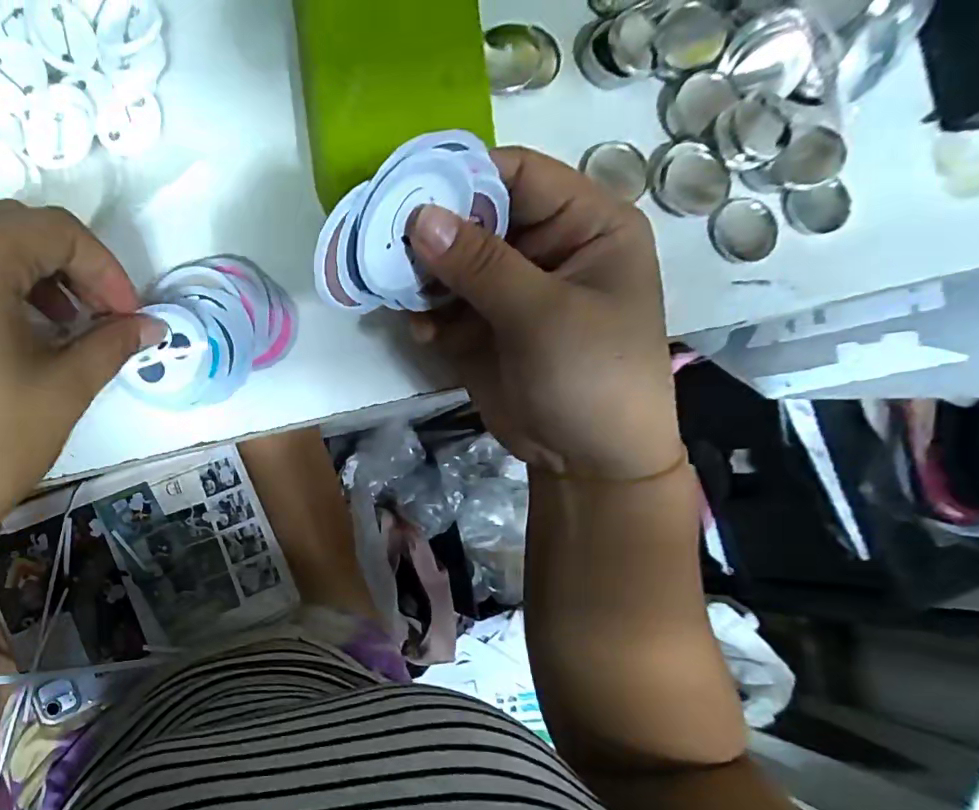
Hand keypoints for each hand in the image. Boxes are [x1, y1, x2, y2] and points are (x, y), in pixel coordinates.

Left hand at [0, 202, 161, 569]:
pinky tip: (15, 338)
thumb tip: (150, 326)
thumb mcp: (65, 389)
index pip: (56, 230)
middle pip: (14, 230)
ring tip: (64, 330)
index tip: (130, 316)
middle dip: (71, 268)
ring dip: (33, 279)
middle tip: (103, 319)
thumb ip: (111, 344)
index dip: (106, 268)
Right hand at [407, 148, 683, 481]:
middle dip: (433, 233)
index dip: (464, 177)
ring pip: (454, 265)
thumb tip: (419, 215)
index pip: (519, 176)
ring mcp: (511, 294)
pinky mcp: (486, 332)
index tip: (407, 190)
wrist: (593, 464)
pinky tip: (420, 331)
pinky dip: (428, 316)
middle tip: (385, 244)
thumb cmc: (593, 377)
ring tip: (395, 291)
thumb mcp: (544, 315)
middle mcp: (546, 250)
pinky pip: (447, 309)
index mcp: (585, 225)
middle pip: (477, 219)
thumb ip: (482, 264)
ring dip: (423, 277)